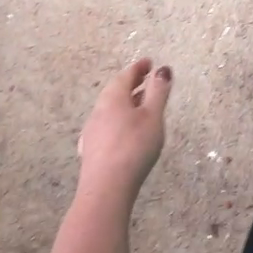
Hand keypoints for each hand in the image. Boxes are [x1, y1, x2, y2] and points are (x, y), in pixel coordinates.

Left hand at [76, 58, 171, 195]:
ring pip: (109, 109)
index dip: (139, 67)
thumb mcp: (153, 115)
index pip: (126, 75)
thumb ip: (158, 91)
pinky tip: (122, 131)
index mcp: (113, 98)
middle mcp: (98, 111)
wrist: (106, 190)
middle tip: (145, 79)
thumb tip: (162, 69)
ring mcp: (91, 132)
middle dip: (131, 83)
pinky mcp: (90, 151)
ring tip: (139, 104)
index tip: (149, 62)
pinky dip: (118, 120)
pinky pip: (106, 126)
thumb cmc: (134, 146)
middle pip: (115, 91)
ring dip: (124, 103)